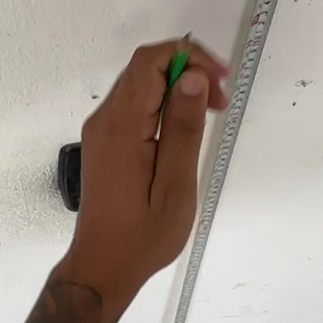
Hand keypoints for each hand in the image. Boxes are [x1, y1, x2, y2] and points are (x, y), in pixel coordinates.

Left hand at [55, 39, 228, 302]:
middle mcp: (104, 119)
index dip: (188, 58)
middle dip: (188, 70)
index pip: (148, 63)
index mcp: (121, 127)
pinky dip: (163, 102)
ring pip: (140, 83)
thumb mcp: (176, 187)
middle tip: (221, 100)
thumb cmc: (143, 236)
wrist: (103, 265)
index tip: (221, 79)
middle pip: (144, 68)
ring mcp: (101, 129)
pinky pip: (135, 104)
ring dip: (177, 86)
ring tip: (210, 112)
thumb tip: (193, 78)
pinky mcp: (105, 140)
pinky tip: (184, 126)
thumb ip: (184, 129)